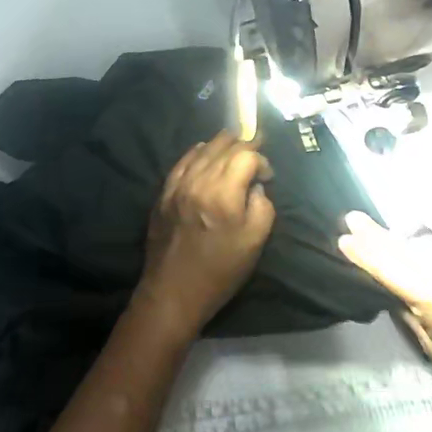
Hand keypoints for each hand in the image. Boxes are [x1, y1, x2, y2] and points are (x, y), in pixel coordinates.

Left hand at [137, 132, 276, 335]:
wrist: (174, 291)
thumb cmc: (220, 270)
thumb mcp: (255, 242)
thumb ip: (262, 206)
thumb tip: (255, 186)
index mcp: (223, 193)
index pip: (246, 157)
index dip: (261, 160)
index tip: (267, 176)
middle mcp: (198, 181)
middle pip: (222, 147)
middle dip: (241, 144)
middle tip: (254, 145)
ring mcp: (177, 185)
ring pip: (201, 151)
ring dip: (219, 144)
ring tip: (232, 140)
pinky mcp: (164, 193)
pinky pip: (181, 162)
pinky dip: (195, 152)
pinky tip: (202, 149)